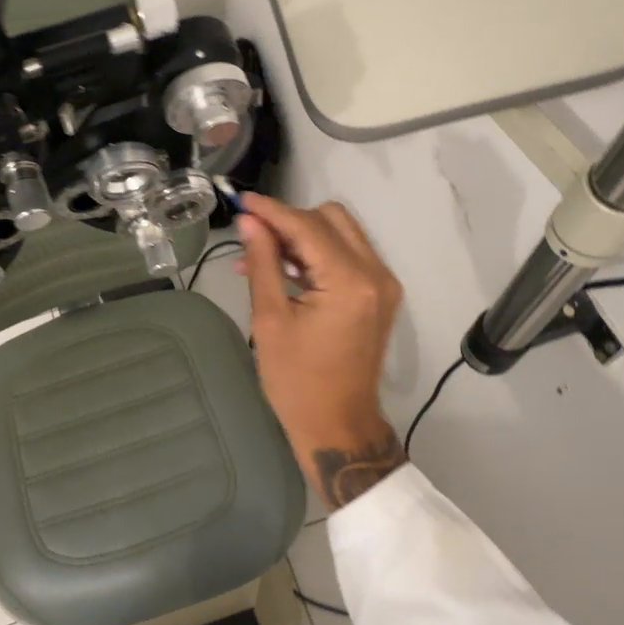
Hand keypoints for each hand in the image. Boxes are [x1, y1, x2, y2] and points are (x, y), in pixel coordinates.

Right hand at [238, 195, 407, 508]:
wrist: (337, 423)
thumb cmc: (297, 381)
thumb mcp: (270, 320)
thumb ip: (262, 263)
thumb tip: (249, 222)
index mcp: (349, 282)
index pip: (308, 227)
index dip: (272, 211)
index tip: (241, 202)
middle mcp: (376, 274)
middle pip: (332, 219)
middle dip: (290, 220)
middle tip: (253, 236)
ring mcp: (383, 284)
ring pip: (342, 233)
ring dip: (304, 236)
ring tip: (263, 256)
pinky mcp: (379, 295)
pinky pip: (349, 256)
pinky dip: (319, 254)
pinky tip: (286, 270)